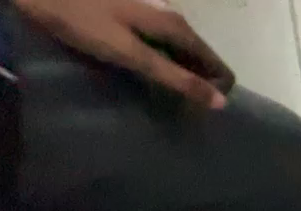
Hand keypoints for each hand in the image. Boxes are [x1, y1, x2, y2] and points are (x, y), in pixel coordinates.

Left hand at [13, 0, 233, 108]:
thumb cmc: (77, 15)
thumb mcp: (129, 52)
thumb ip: (176, 78)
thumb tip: (222, 103)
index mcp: (178, 28)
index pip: (220, 69)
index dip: (213, 93)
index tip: (191, 109)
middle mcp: (172, 17)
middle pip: (202, 61)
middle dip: (196, 85)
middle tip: (174, 105)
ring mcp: (152, 12)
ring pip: (181, 53)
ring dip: (177, 74)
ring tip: (155, 88)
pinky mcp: (132, 11)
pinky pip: (162, 43)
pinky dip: (160, 61)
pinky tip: (139, 66)